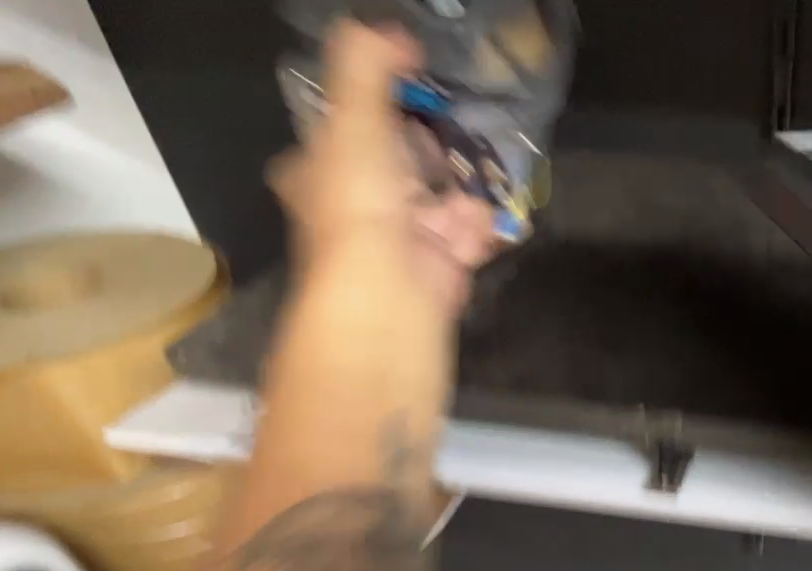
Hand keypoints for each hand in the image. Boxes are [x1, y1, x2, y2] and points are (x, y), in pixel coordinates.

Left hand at [269, 21, 496, 310]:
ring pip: (437, 202)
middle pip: (397, 167)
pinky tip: (492, 209)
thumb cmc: (359, 206)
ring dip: (463, 187)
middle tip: (454, 123)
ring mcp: (402, 243)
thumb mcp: (353, 117)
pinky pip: (467, 236)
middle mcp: (356, 210)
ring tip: (488, 158)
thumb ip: (368, 65)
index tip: (403, 89)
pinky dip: (482, 224)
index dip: (369, 110)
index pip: (339, 132)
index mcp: (319, 174)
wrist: (389, 297)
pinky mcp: (442, 269)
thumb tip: (395, 33)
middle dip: (428, 150)